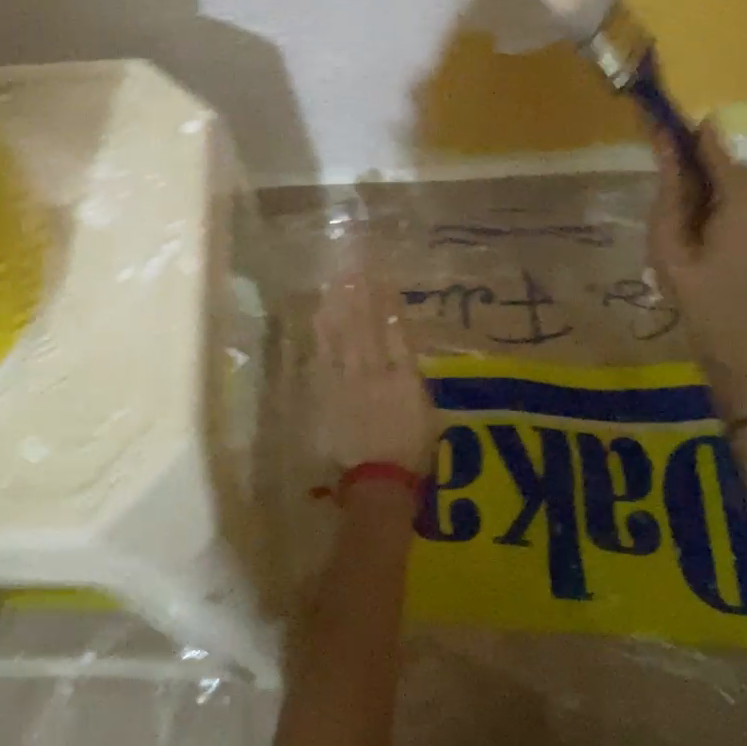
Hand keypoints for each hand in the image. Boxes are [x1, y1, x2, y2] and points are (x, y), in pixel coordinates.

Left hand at [311, 273, 441, 472]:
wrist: (378, 480)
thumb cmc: (410, 454)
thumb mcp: (426, 415)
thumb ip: (413, 383)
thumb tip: (404, 357)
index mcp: (406, 378)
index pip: (398, 331)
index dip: (389, 303)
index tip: (383, 278)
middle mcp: (378, 371)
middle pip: (368, 325)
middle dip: (362, 293)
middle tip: (354, 265)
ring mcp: (350, 380)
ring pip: (345, 335)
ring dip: (342, 305)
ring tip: (338, 279)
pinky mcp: (328, 392)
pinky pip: (325, 356)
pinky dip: (323, 333)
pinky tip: (321, 313)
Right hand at [649, 121, 746, 419]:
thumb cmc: (706, 299)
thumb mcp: (673, 245)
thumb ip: (674, 189)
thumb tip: (675, 138)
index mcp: (733, 195)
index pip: (705, 143)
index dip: (678, 124)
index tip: (648, 104)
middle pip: (710, 156)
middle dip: (679, 143)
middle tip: (643, 130)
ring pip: (712, 177)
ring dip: (683, 166)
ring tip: (650, 167)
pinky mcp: (743, 233)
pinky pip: (714, 197)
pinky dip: (692, 190)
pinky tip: (672, 204)